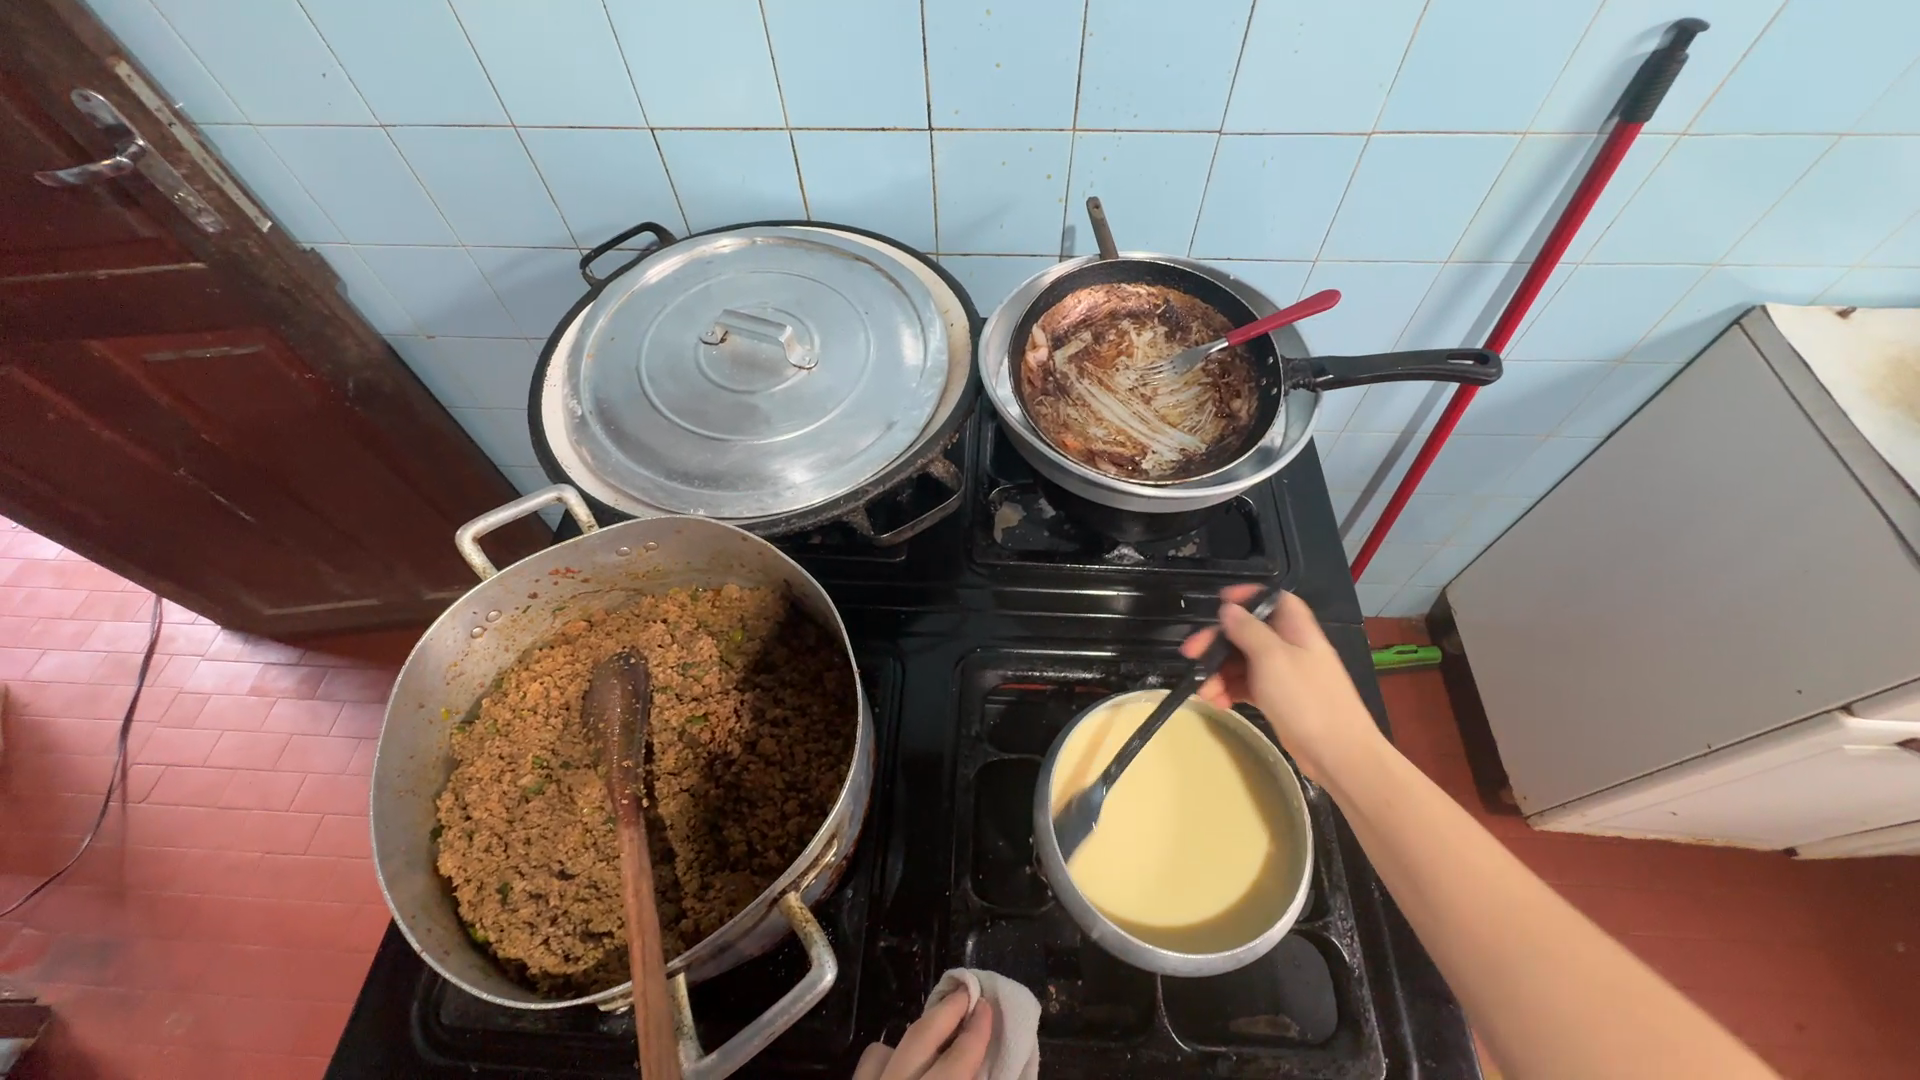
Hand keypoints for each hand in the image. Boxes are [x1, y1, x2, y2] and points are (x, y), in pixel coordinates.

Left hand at [851, 991, 992, 1079]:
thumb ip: (965, 1078)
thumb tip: (977, 1065)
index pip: (957, 1059)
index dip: (976, 1032)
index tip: (986, 1007)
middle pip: (919, 1038)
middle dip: (945, 1011)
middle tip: (966, 992)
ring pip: (883, 1048)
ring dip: (911, 1040)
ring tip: (933, 1036)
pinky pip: (865, 1068)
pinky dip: (884, 1062)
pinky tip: (898, 1070)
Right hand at [1180, 586, 1382, 785]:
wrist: (1338, 754)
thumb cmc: (1307, 700)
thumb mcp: (1273, 658)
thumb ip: (1248, 630)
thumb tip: (1228, 608)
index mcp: (1296, 630)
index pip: (1273, 599)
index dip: (1248, 596)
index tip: (1219, 603)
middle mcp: (1289, 648)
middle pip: (1247, 632)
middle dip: (1217, 642)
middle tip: (1190, 653)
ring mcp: (1283, 675)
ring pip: (1242, 662)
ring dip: (1219, 672)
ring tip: (1204, 692)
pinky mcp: (1276, 699)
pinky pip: (1246, 686)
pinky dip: (1229, 691)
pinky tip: (1217, 703)